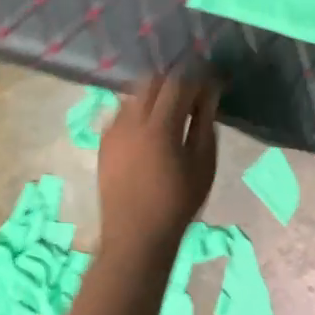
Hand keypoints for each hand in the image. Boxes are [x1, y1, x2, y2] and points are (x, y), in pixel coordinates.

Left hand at [98, 70, 219, 261]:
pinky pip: (121, 112)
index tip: (210, 81)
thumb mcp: (203, 163)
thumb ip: (205, 122)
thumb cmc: (177, 202)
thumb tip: (209, 93)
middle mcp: (131, 121)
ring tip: (171, 109)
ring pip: (134, 94)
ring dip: (154, 93)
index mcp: (160, 127)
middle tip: (191, 92)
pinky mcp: (103, 142)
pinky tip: (149, 127)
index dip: (197, 77)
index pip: (178, 82)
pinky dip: (138, 109)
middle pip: (152, 80)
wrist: (135, 237)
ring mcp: (113, 130)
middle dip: (174, 80)